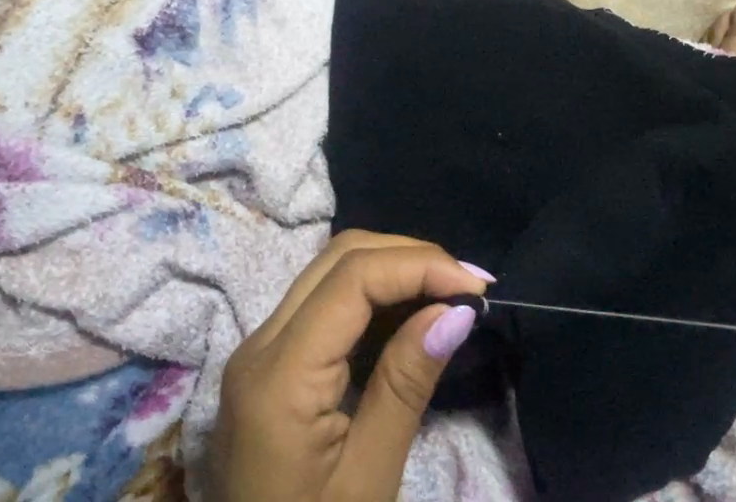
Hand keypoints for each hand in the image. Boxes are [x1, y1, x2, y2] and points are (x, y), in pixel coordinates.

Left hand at [208, 230, 492, 501]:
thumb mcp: (368, 478)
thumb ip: (405, 386)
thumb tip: (456, 310)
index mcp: (279, 376)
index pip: (352, 277)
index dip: (420, 265)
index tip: (476, 287)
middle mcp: (259, 344)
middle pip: (338, 258)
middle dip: (409, 257)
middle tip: (468, 287)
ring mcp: (258, 350)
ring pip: (329, 271)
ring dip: (392, 269)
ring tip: (450, 296)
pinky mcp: (267, 363)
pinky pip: (322, 302)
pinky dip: (372, 295)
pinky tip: (411, 315)